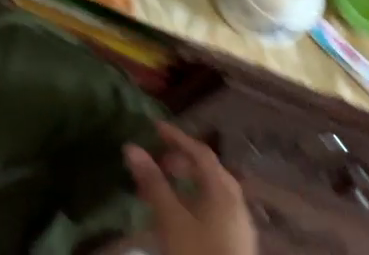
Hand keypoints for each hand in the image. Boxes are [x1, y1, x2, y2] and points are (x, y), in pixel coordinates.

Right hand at [125, 122, 256, 254]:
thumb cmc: (197, 252)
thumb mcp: (170, 218)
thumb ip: (152, 182)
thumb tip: (130, 147)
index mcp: (224, 192)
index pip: (201, 153)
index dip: (177, 136)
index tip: (153, 127)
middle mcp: (236, 204)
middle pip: (209, 171)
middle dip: (182, 159)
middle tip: (156, 158)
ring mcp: (238, 225)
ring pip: (211, 191)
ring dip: (187, 181)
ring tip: (162, 185)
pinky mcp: (235, 242)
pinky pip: (213, 208)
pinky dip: (193, 199)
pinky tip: (178, 212)